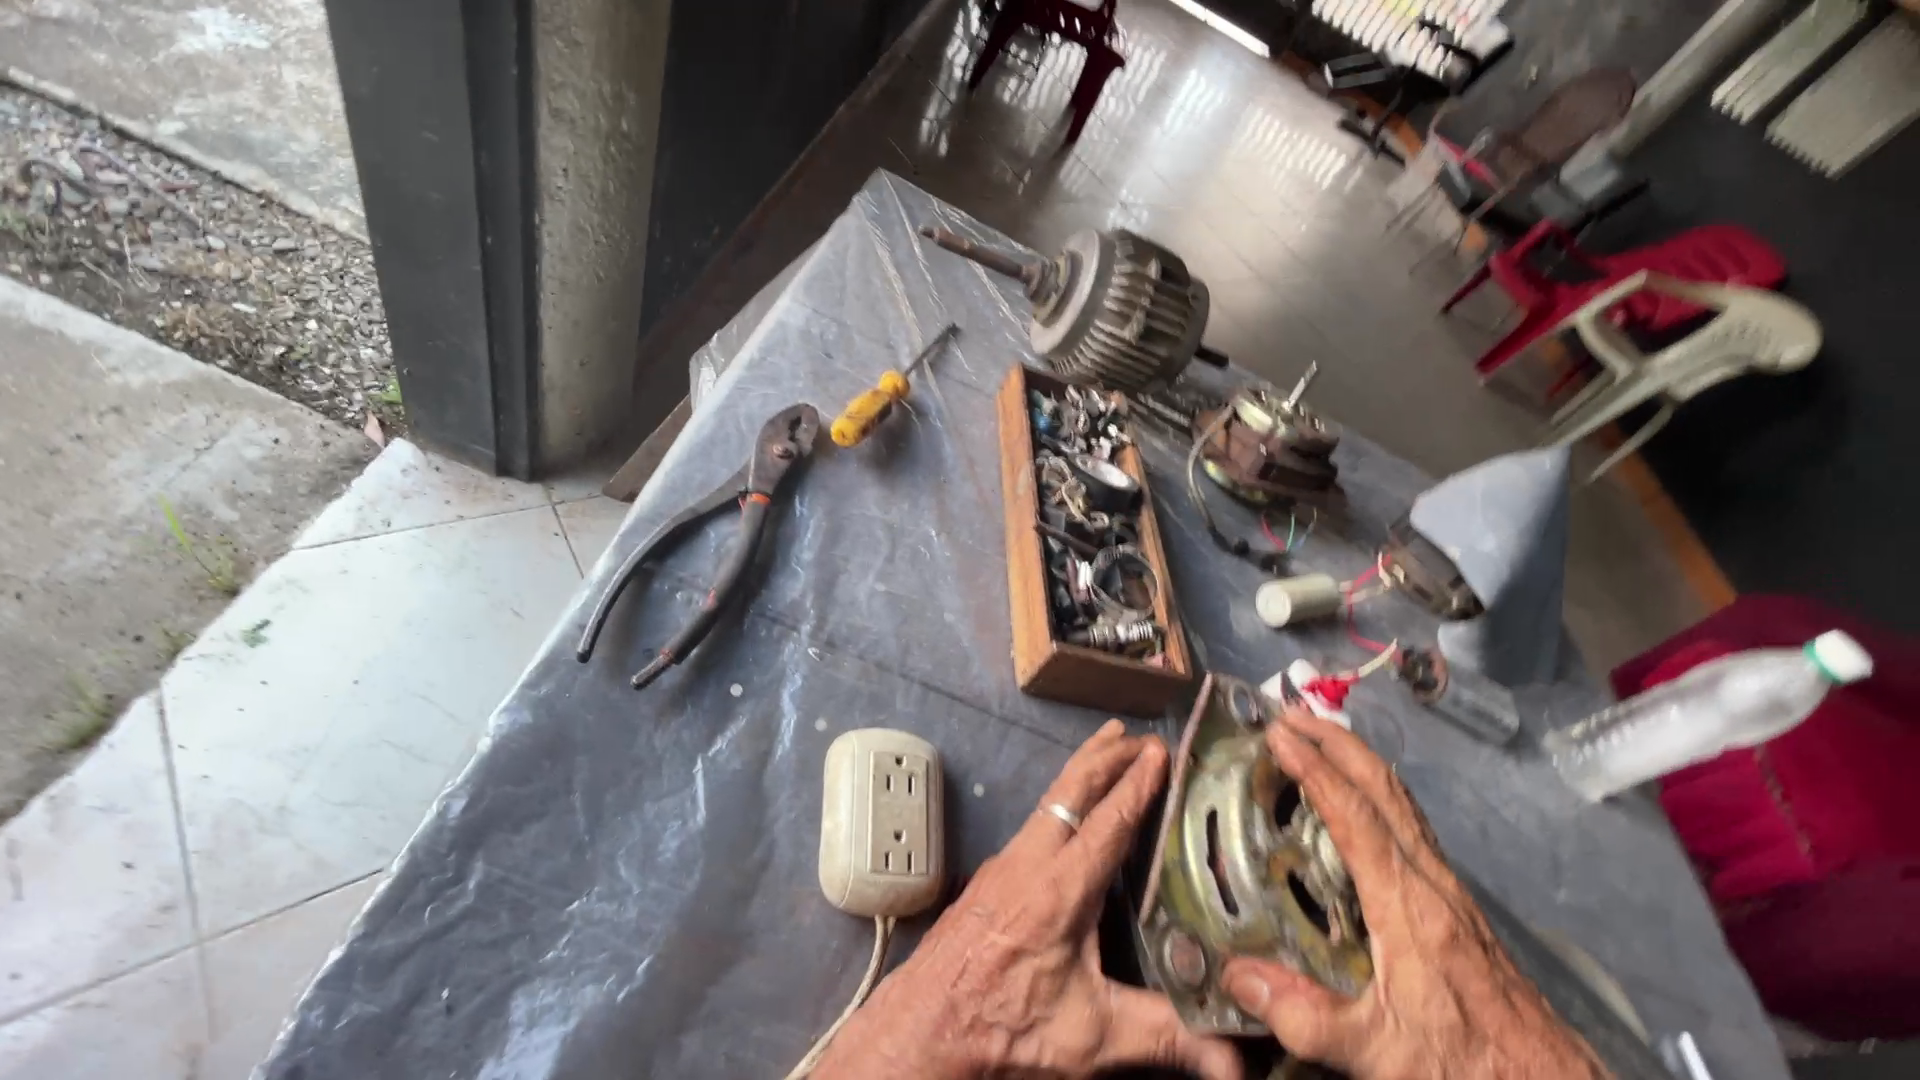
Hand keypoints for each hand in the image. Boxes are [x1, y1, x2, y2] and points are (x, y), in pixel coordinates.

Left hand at [811, 720, 1239, 1079]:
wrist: (925, 1024)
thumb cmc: (1004, 1025)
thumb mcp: (1089, 1034)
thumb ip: (1164, 1036)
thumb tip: (1235, 1063)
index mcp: (1059, 889)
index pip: (1108, 822)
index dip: (1137, 785)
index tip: (1161, 751)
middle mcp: (1030, 861)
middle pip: (1072, 790)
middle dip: (1108, 756)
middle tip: (1140, 735)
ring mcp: (1006, 862)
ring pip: (1051, 798)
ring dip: (1083, 768)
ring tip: (1109, 743)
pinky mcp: (994, 873)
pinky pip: (1036, 816)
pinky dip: (1063, 793)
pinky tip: (1071, 805)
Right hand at [1223, 707, 1607, 1079]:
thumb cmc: (1464, 1060)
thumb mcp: (1379, 1054)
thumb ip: (1305, 1018)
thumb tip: (1236, 975)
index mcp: (1408, 904)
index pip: (1357, 816)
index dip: (1315, 770)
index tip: (1278, 734)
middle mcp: (1429, 878)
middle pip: (1385, 789)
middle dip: (1337, 742)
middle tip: (1290, 713)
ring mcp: (1445, 884)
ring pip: (1400, 799)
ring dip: (1356, 758)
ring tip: (1316, 735)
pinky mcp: (1451, 897)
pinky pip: (1406, 819)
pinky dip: (1372, 787)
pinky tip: (1354, 795)